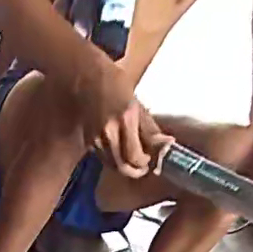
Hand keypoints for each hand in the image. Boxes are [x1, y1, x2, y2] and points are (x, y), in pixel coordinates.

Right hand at [74, 62, 169, 178]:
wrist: (87, 80)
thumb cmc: (114, 85)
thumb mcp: (136, 103)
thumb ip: (150, 128)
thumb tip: (166, 144)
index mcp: (126, 118)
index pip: (135, 155)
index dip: (143, 163)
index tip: (149, 161)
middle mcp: (110, 132)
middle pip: (122, 166)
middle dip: (134, 171)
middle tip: (143, 168)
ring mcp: (97, 139)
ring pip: (113, 165)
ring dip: (124, 167)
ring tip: (132, 161)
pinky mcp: (89, 143)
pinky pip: (104, 159)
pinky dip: (114, 160)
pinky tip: (119, 152)